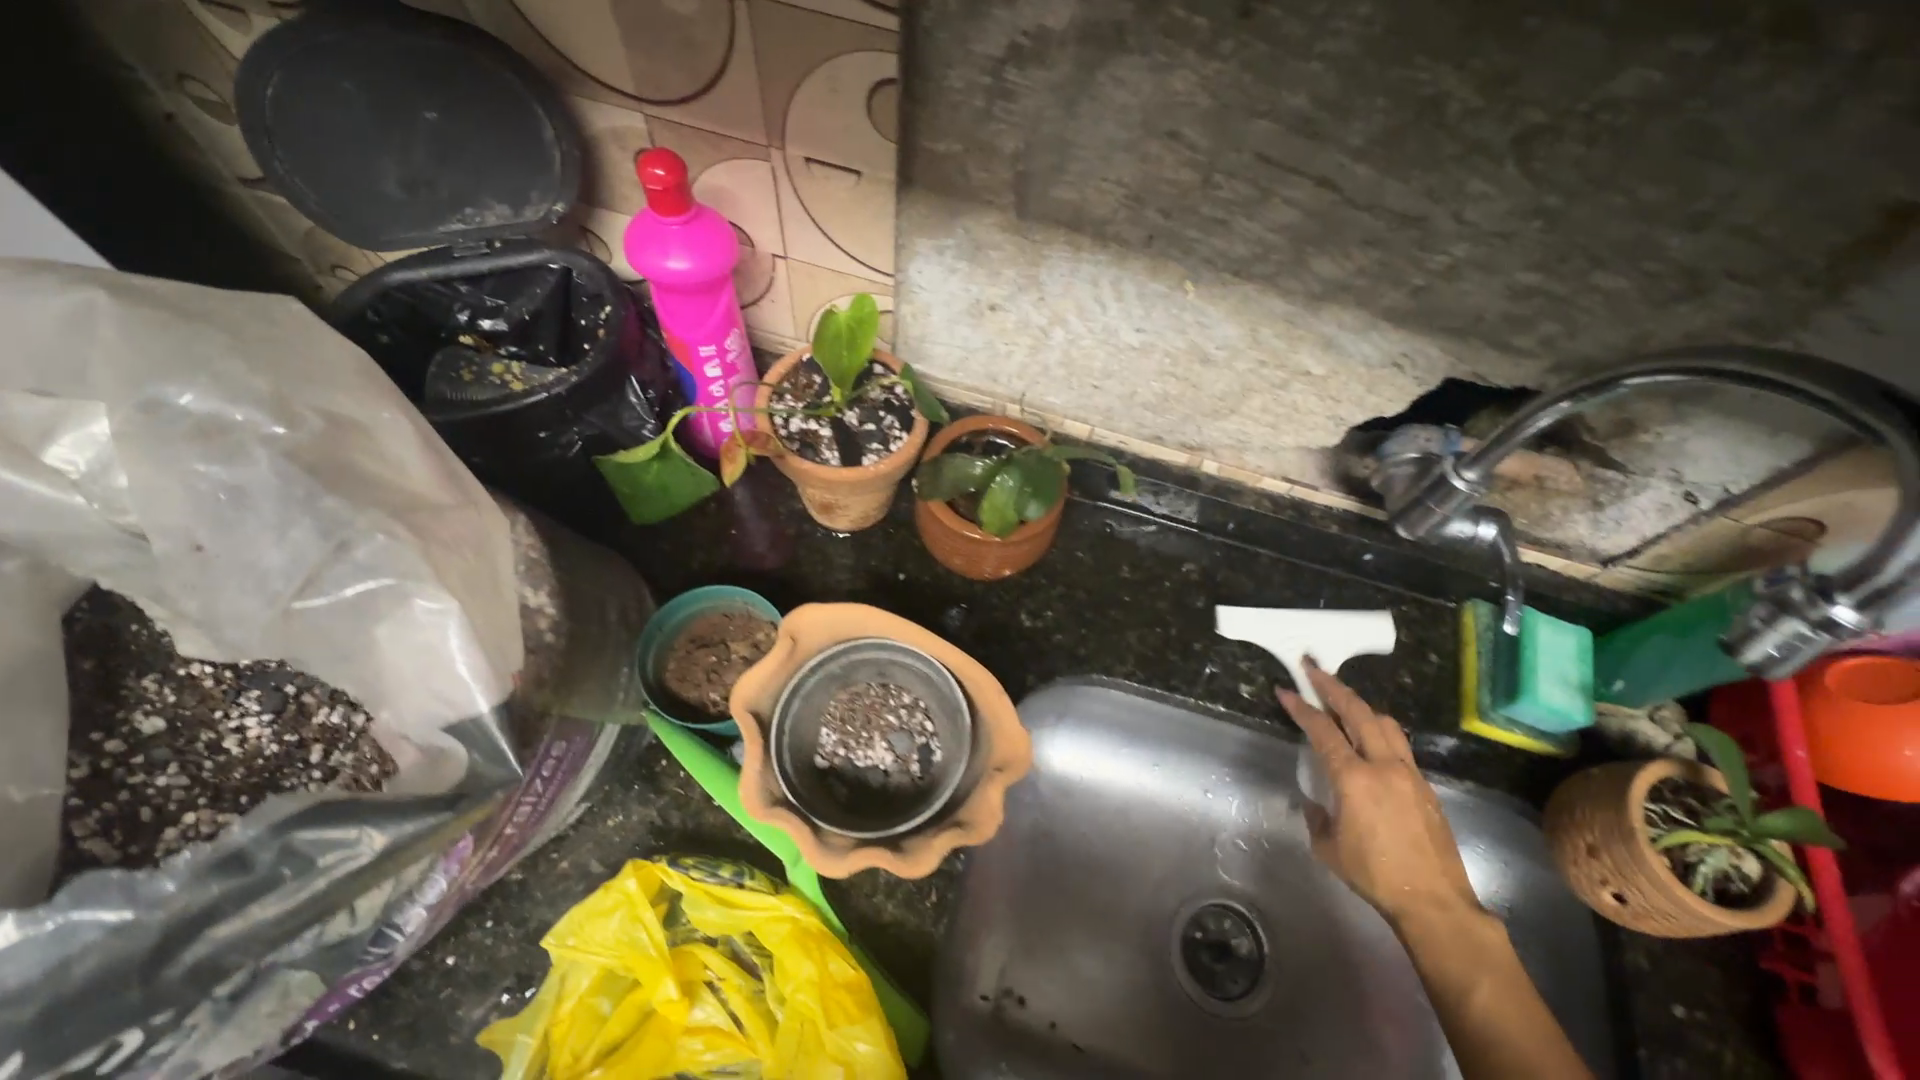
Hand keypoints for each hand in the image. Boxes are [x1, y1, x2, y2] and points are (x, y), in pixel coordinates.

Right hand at [1277, 660, 1481, 929]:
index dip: (1301, 708)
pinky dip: (1380, 731)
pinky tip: (1370, 739)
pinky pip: (1399, 745)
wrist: (1434, 900)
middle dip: (1333, 687)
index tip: (1285, 690)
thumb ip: (1318, 816)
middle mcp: (1383, 766)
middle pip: (1358, 712)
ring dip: (1361, 705)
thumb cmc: (1373, 875)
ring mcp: (1409, 773)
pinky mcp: (1425, 786)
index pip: (1323, 731)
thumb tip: (1316, 802)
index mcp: (1354, 779)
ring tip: (1343, 699)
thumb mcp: (1328, 847)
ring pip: (1385, 723)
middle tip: (1314, 668)